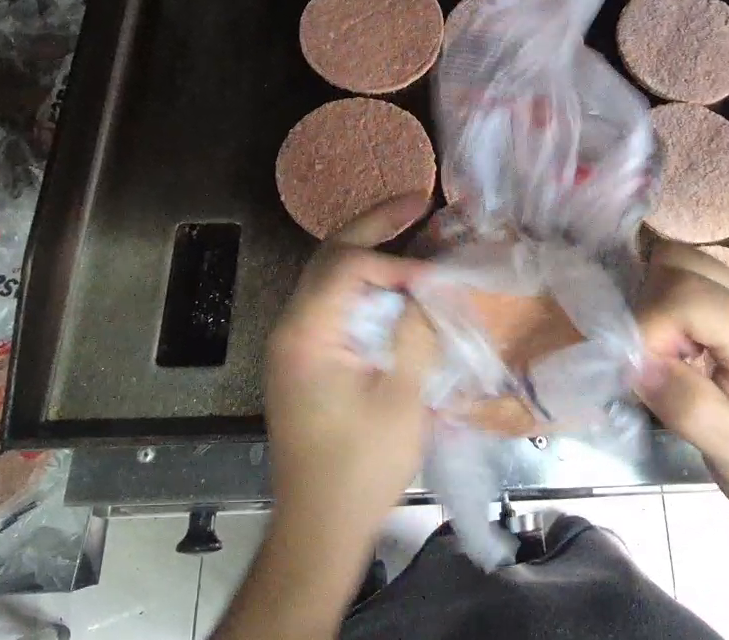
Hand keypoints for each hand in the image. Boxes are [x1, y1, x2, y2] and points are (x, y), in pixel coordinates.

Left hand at [264, 196, 438, 548]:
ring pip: (331, 278)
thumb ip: (414, 332)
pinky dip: (366, 286)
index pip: (348, 265)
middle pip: (331, 257)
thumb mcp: (401, 398)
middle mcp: (291, 328)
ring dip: (371, 251)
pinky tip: (397, 283)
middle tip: (419, 200)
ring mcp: (295, 345)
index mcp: (305, 332)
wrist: (318, 529)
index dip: (396, 259)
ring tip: (412, 227)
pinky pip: (335, 305)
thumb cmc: (360, 468)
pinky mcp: (306, 361)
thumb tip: (427, 286)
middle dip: (376, 224)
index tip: (437, 275)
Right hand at [633, 242, 728, 548]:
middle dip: (647, 307)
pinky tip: (680, 353)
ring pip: (682, 263)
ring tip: (665, 359)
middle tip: (649, 362)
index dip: (648, 328)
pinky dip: (671, 306)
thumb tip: (634, 362)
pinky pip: (695, 280)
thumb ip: (686, 405)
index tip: (641, 373)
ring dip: (657, 304)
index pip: (683, 296)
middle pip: (678, 263)